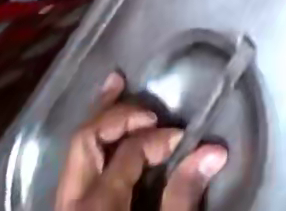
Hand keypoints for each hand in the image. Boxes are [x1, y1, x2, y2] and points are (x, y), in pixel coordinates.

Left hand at [54, 72, 227, 210]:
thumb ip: (183, 197)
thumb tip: (215, 147)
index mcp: (97, 208)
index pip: (131, 150)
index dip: (161, 137)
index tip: (186, 140)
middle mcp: (70, 206)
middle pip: (86, 140)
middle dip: (116, 113)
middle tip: (145, 98)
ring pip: (73, 154)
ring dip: (98, 120)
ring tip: (116, 87)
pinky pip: (73, 174)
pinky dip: (91, 147)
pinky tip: (107, 136)